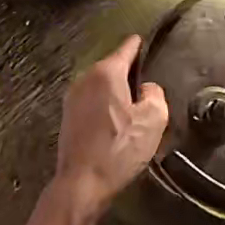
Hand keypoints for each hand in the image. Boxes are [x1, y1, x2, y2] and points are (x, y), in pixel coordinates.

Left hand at [53, 35, 169, 220]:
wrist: (82, 182)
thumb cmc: (119, 149)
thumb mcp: (153, 120)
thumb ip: (155, 95)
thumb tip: (147, 89)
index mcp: (106, 73)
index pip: (127, 48)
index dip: (139, 45)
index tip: (145, 41)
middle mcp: (86, 78)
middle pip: (113, 67)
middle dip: (130, 75)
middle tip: (148, 91)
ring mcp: (73, 97)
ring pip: (102, 86)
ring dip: (116, 94)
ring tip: (134, 113)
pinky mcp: (69, 116)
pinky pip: (93, 102)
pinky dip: (105, 107)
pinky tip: (115, 126)